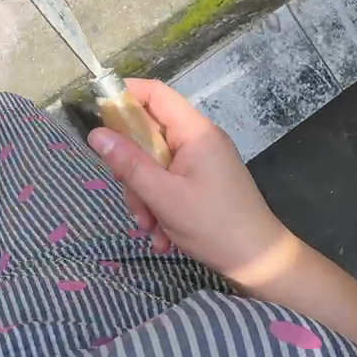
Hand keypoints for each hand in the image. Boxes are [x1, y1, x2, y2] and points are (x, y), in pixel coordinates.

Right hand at [88, 79, 298, 288]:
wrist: (261, 263)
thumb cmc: (214, 226)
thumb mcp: (164, 197)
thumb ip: (129, 164)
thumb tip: (95, 133)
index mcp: (194, 131)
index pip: (155, 93)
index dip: (125, 95)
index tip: (98, 116)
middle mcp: (198, 139)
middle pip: (149, 134)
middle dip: (132, 168)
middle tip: (131, 197)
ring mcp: (201, 160)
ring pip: (154, 163)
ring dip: (144, 195)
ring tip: (150, 228)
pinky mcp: (202, 180)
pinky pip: (168, 181)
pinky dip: (159, 205)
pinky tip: (163, 235)